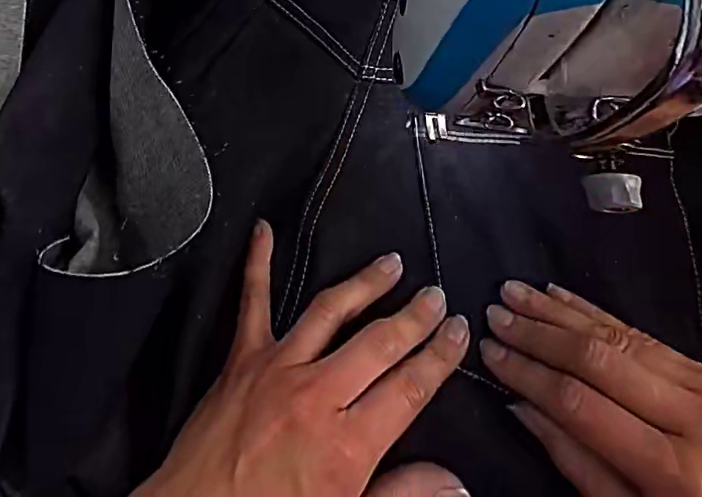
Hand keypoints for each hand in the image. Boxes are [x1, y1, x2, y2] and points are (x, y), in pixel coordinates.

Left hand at [134, 222, 470, 496]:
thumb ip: (402, 495)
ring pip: (332, 310)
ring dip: (366, 282)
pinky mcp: (243, 359)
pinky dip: (257, 264)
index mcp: (347, 446)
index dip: (440, 355)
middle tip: (436, 294)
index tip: (458, 329)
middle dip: (415, 316)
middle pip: (380, 342)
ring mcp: (279, 369)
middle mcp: (318, 397)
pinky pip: (253, 303)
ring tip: (392, 263)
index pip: (410, 386)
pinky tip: (263, 230)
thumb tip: (457, 482)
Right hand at [481, 282, 701, 496]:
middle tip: (497, 312)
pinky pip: (651, 338)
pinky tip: (572, 301)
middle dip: (539, 331)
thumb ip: (587, 473)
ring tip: (521, 294)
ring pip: (621, 335)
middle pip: (599, 356)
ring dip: (563, 312)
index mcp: (682, 476)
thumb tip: (531, 411)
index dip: (528, 372)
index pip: (582, 403)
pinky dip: (603, 317)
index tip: (493, 353)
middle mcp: (701, 420)